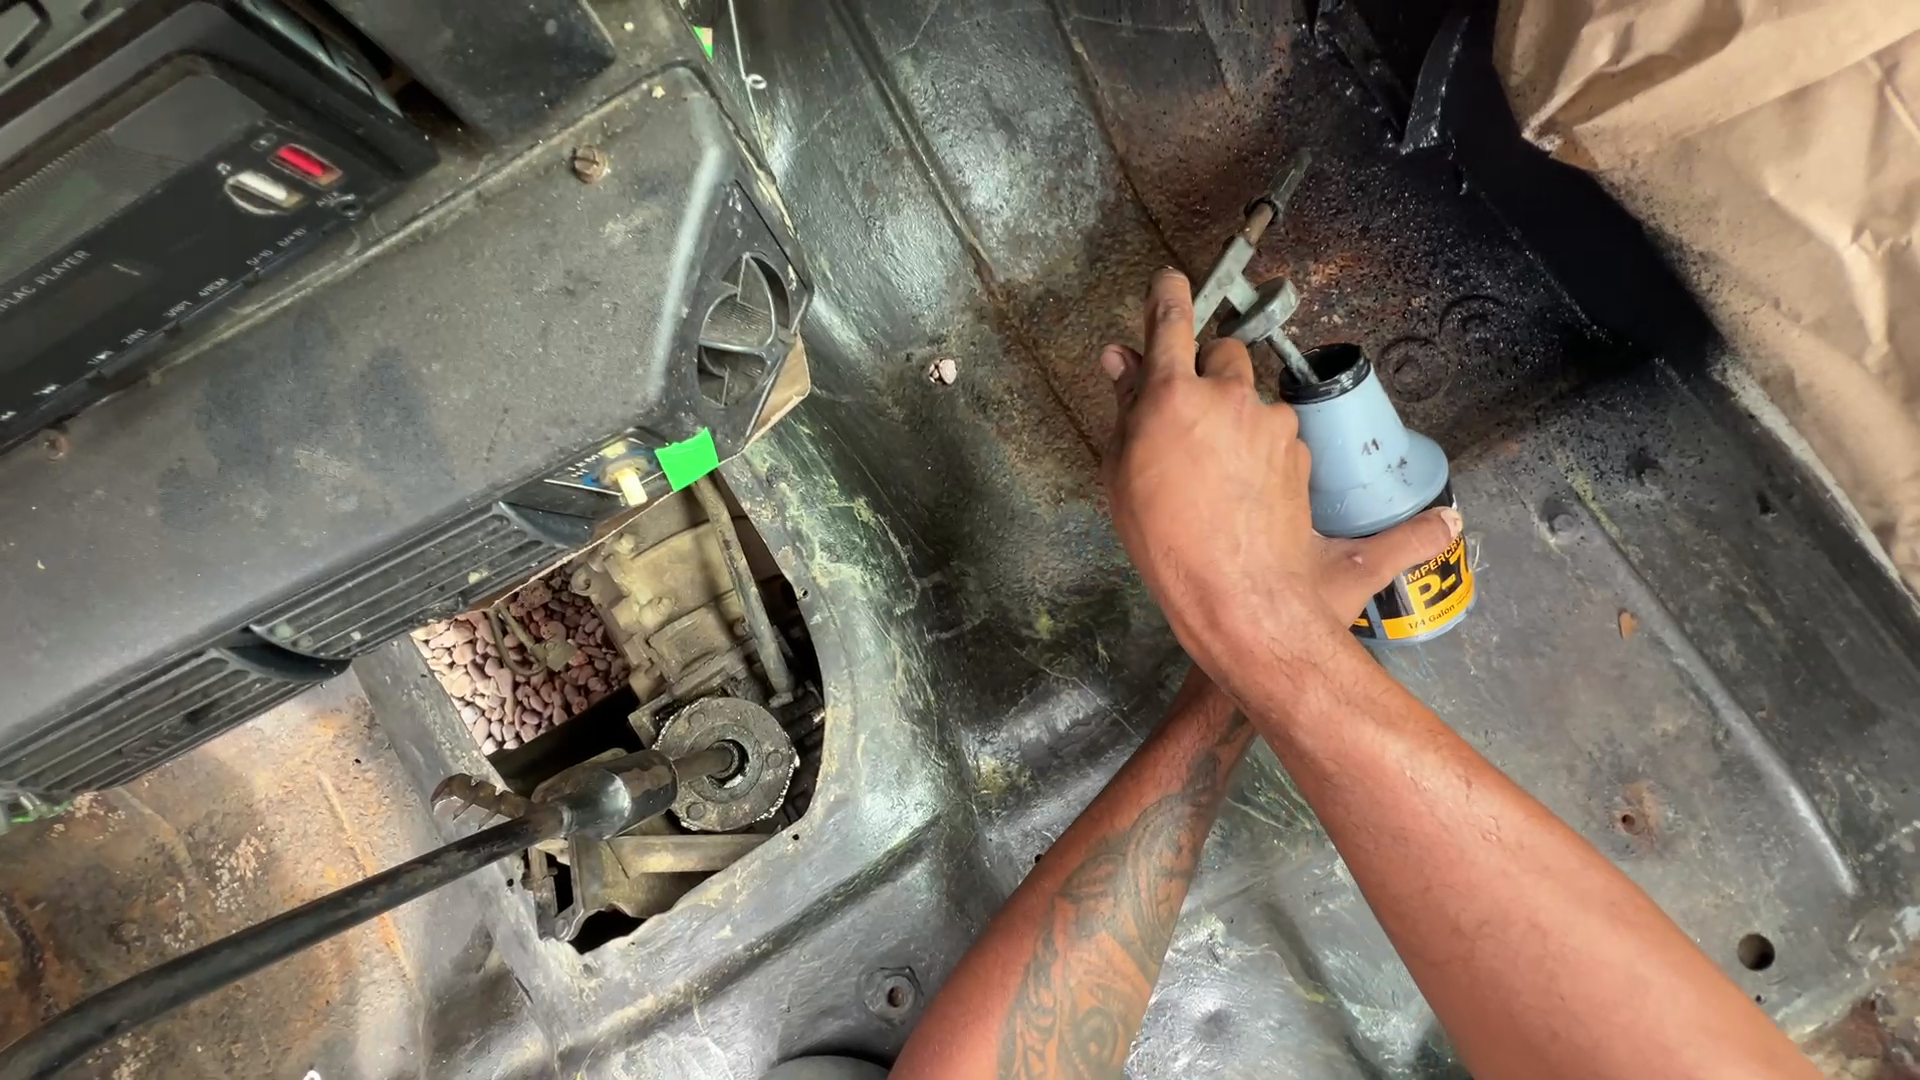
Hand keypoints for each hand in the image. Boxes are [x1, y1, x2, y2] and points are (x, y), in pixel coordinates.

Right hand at [1100, 268, 1460, 677]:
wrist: (1238, 593)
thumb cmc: (1162, 538)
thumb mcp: (1122, 473)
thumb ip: (1124, 407)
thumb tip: (1119, 359)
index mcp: (1173, 395)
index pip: (1170, 323)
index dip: (1166, 297)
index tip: (1168, 282)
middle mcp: (1228, 395)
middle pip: (1222, 355)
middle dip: (1208, 373)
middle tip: (1190, 418)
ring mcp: (1271, 421)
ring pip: (1251, 399)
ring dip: (1236, 417)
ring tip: (1221, 474)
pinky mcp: (1300, 450)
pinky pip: (1275, 434)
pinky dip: (1260, 447)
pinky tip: (1249, 491)